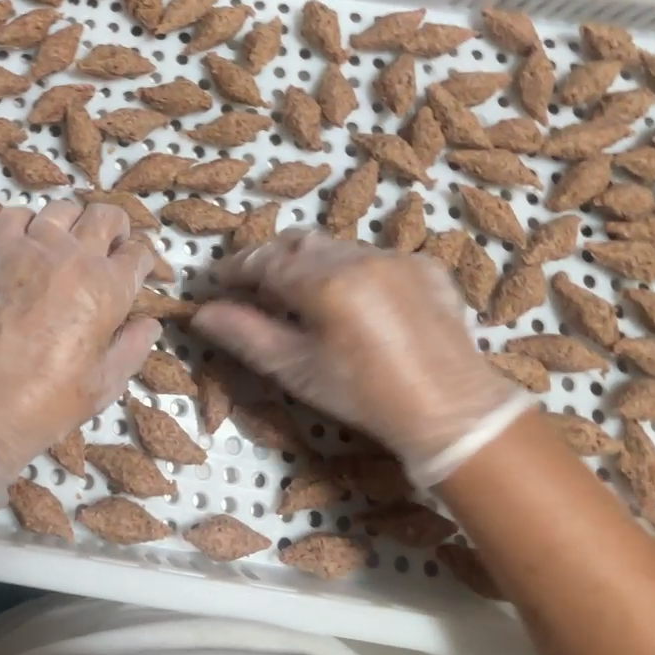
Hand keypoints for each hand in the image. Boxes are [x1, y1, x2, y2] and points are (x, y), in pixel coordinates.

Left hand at [0, 200, 158, 514]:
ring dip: (72, 221)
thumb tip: (150, 322)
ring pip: (63, 208)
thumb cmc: (52, 399)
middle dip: (114, 227)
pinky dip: (25, 222)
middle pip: (107, 215)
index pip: (140, 251)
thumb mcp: (107, 383)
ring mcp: (34, 246)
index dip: (141, 259)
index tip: (135, 269)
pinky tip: (26, 242)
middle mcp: (77, 256)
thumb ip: (134, 346)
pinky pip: (16, 214)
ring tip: (65, 241)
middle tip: (105, 247)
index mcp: (111, 288)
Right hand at [191, 230, 528, 486]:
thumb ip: (245, 334)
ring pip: (336, 246)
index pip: (264, 260)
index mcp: (325, 282)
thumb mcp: (296, 369)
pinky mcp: (425, 267)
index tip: (218, 281)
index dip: (236, 268)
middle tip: (255, 286)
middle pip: (299, 242)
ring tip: (303, 295)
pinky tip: (353, 302)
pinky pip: (374, 256)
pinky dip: (352, 270)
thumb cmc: (364, 396)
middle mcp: (359, 257)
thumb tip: (201, 313)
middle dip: (271, 258)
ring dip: (311, 263)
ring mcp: (396, 258)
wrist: (454, 413)